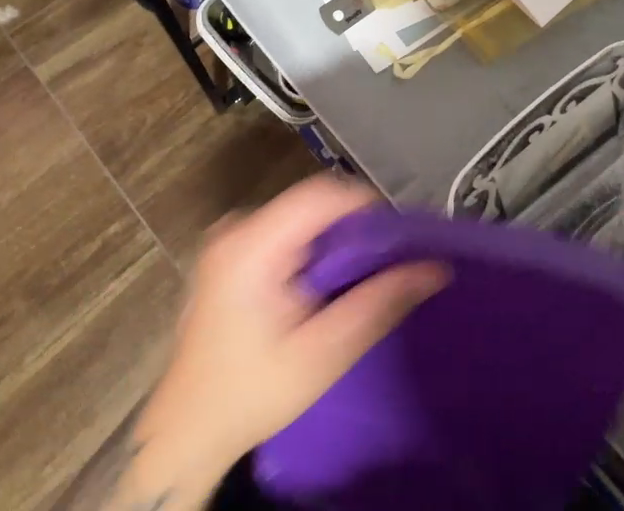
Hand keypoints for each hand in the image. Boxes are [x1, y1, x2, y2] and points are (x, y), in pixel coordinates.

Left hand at [111, 176, 447, 509]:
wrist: (189, 430)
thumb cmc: (253, 391)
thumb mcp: (324, 352)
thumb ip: (379, 302)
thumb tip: (434, 267)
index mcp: (251, 243)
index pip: (321, 194)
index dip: (367, 207)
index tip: (402, 239)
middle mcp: (236, 229)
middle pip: (311, 205)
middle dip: (354, 229)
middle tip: (390, 265)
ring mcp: (228, 242)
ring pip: (299, 220)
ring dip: (334, 243)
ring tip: (363, 281)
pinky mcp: (229, 259)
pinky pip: (282, 236)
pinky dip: (311, 253)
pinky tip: (326, 290)